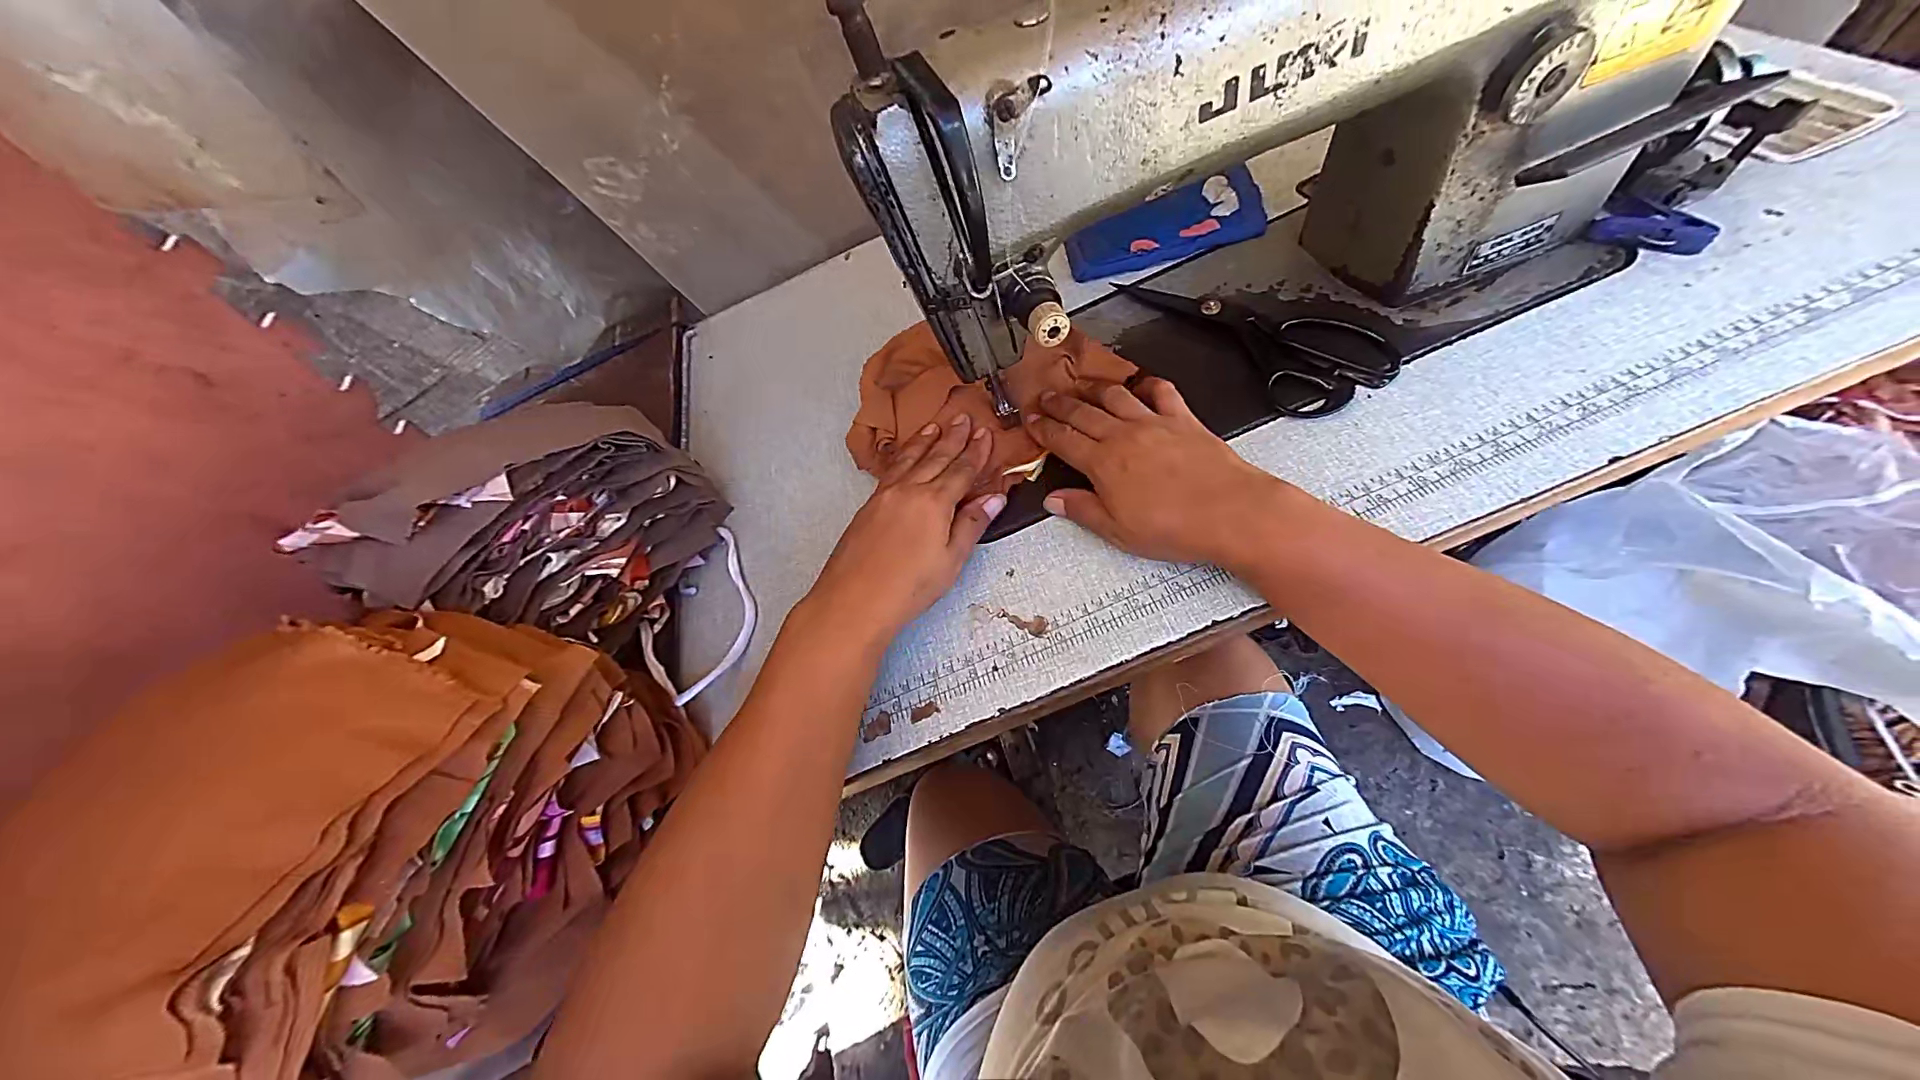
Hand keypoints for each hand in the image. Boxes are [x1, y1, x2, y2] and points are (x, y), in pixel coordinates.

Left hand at [805, 413, 1004, 640]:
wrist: (854, 600)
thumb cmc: (904, 588)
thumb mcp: (951, 560)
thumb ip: (971, 525)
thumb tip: (992, 500)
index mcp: (934, 502)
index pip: (962, 470)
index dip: (976, 452)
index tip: (985, 436)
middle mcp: (908, 491)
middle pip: (936, 457)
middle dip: (953, 438)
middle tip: (964, 419)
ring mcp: (885, 496)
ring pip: (910, 458)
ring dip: (925, 441)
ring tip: (935, 427)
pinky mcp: (869, 505)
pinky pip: (891, 469)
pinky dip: (903, 456)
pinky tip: (905, 456)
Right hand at [1024, 378, 1309, 568]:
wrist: (1231, 513)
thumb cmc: (1178, 526)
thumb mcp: (1118, 531)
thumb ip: (1083, 510)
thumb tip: (1056, 501)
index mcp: (1104, 464)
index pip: (1063, 439)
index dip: (1044, 428)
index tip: (1033, 421)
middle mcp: (1125, 436)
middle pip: (1082, 412)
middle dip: (1060, 404)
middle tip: (1046, 398)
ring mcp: (1155, 424)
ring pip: (1115, 396)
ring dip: (1093, 389)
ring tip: (1082, 387)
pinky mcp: (1183, 420)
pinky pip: (1161, 392)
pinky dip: (1147, 385)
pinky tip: (1141, 385)